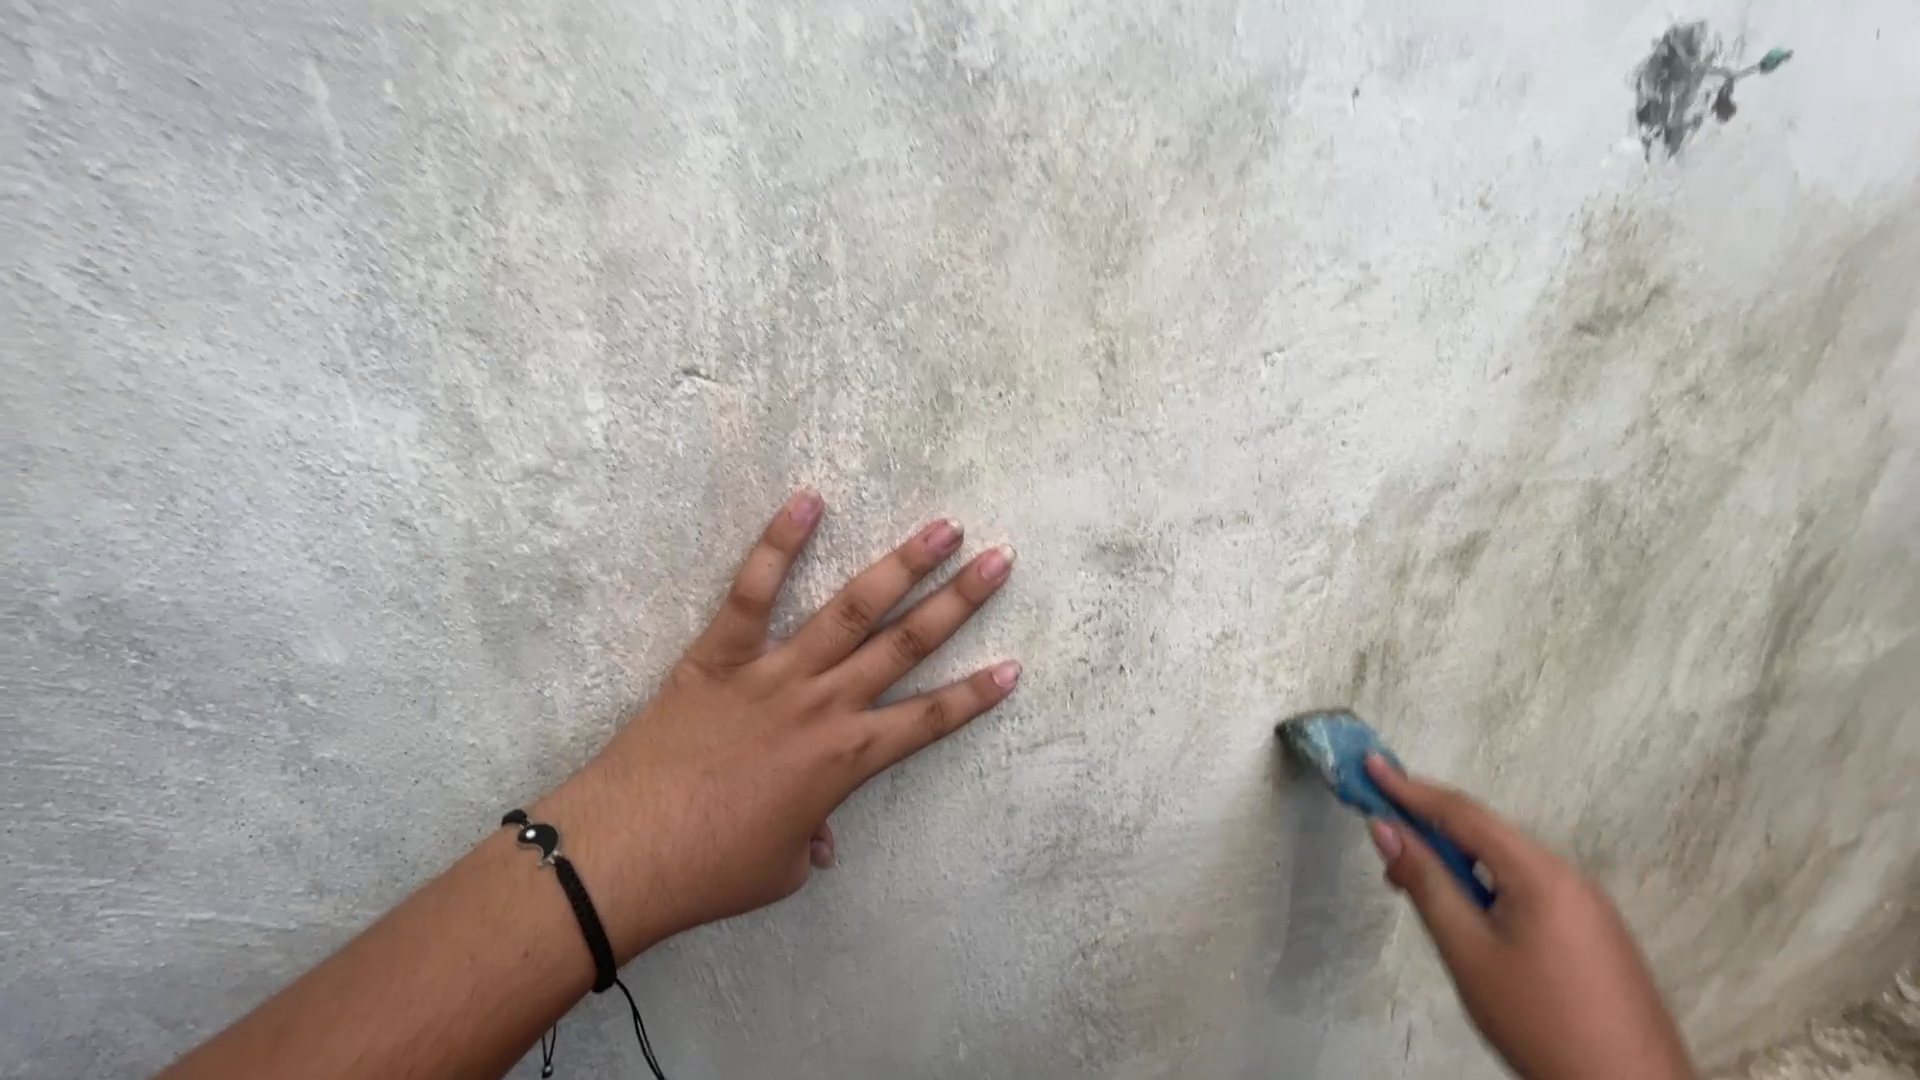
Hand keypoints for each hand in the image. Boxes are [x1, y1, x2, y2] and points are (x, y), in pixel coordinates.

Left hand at [538, 491, 1018, 959]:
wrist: (621, 859)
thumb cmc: (709, 871)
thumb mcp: (782, 867)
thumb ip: (814, 838)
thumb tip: (825, 836)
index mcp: (846, 760)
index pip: (929, 720)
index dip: (975, 696)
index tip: (1013, 666)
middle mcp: (824, 706)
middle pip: (908, 644)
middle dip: (960, 601)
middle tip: (999, 558)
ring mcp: (775, 674)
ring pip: (852, 609)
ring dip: (902, 565)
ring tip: (942, 528)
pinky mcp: (721, 654)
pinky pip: (753, 591)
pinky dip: (779, 544)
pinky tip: (809, 500)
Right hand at [1365, 756, 1695, 1079]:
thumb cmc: (1538, 1020)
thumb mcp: (1467, 951)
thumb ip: (1425, 882)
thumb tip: (1385, 828)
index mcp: (1540, 874)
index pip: (1462, 814)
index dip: (1409, 788)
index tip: (1370, 763)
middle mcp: (1568, 876)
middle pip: (1486, 833)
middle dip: (1428, 825)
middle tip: (1378, 833)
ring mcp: (1588, 906)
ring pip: (1505, 862)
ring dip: (1454, 858)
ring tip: (1411, 881)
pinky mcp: (1594, 933)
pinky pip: (1526, 886)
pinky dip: (1483, 882)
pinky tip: (1463, 909)